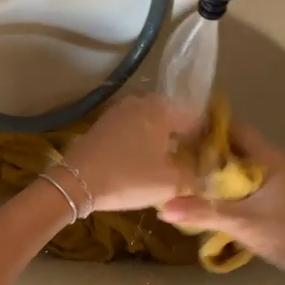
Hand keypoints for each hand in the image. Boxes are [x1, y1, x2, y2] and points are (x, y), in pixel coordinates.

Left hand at [60, 94, 200, 212]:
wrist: (76, 183)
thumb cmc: (129, 178)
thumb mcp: (171, 182)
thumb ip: (196, 175)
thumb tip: (209, 172)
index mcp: (162, 108)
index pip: (197, 119)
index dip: (206, 142)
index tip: (209, 162)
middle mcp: (142, 101)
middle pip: (174, 119)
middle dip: (183, 141)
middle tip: (189, 166)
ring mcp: (120, 110)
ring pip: (152, 124)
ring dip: (162, 142)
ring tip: (167, 167)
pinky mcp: (104, 123)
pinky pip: (134, 129)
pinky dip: (142, 142)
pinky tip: (142, 162)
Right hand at [158, 121, 284, 284]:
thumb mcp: (241, 222)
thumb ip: (203, 213)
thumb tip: (162, 208)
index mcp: (269, 158)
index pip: (235, 129)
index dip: (207, 127)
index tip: (179, 132)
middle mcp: (274, 164)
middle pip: (235, 148)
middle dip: (207, 151)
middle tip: (174, 156)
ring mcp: (277, 184)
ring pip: (240, 168)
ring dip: (216, 171)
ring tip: (184, 175)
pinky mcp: (277, 202)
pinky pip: (246, 185)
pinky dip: (227, 187)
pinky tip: (208, 199)